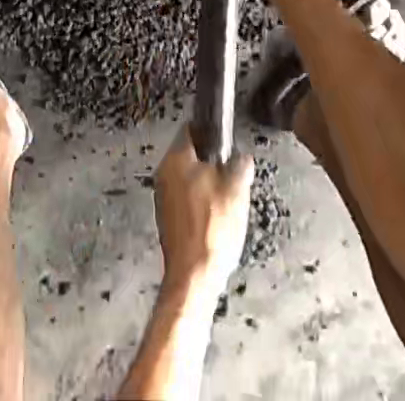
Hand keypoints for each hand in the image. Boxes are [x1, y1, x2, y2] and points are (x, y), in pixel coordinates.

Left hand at [154, 125, 254, 293]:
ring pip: (189, 178)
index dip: (210, 130)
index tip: (224, 135)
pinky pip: (186, 199)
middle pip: (190, 155)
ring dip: (207, 183)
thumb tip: (242, 159)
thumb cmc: (212, 229)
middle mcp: (163, 175)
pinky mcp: (167, 219)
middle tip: (232, 173)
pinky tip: (216, 218)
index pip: (190, 128)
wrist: (194, 275)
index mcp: (175, 159)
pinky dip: (200, 202)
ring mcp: (162, 198)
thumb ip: (240, 165)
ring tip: (227, 200)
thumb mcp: (237, 188)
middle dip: (212, 161)